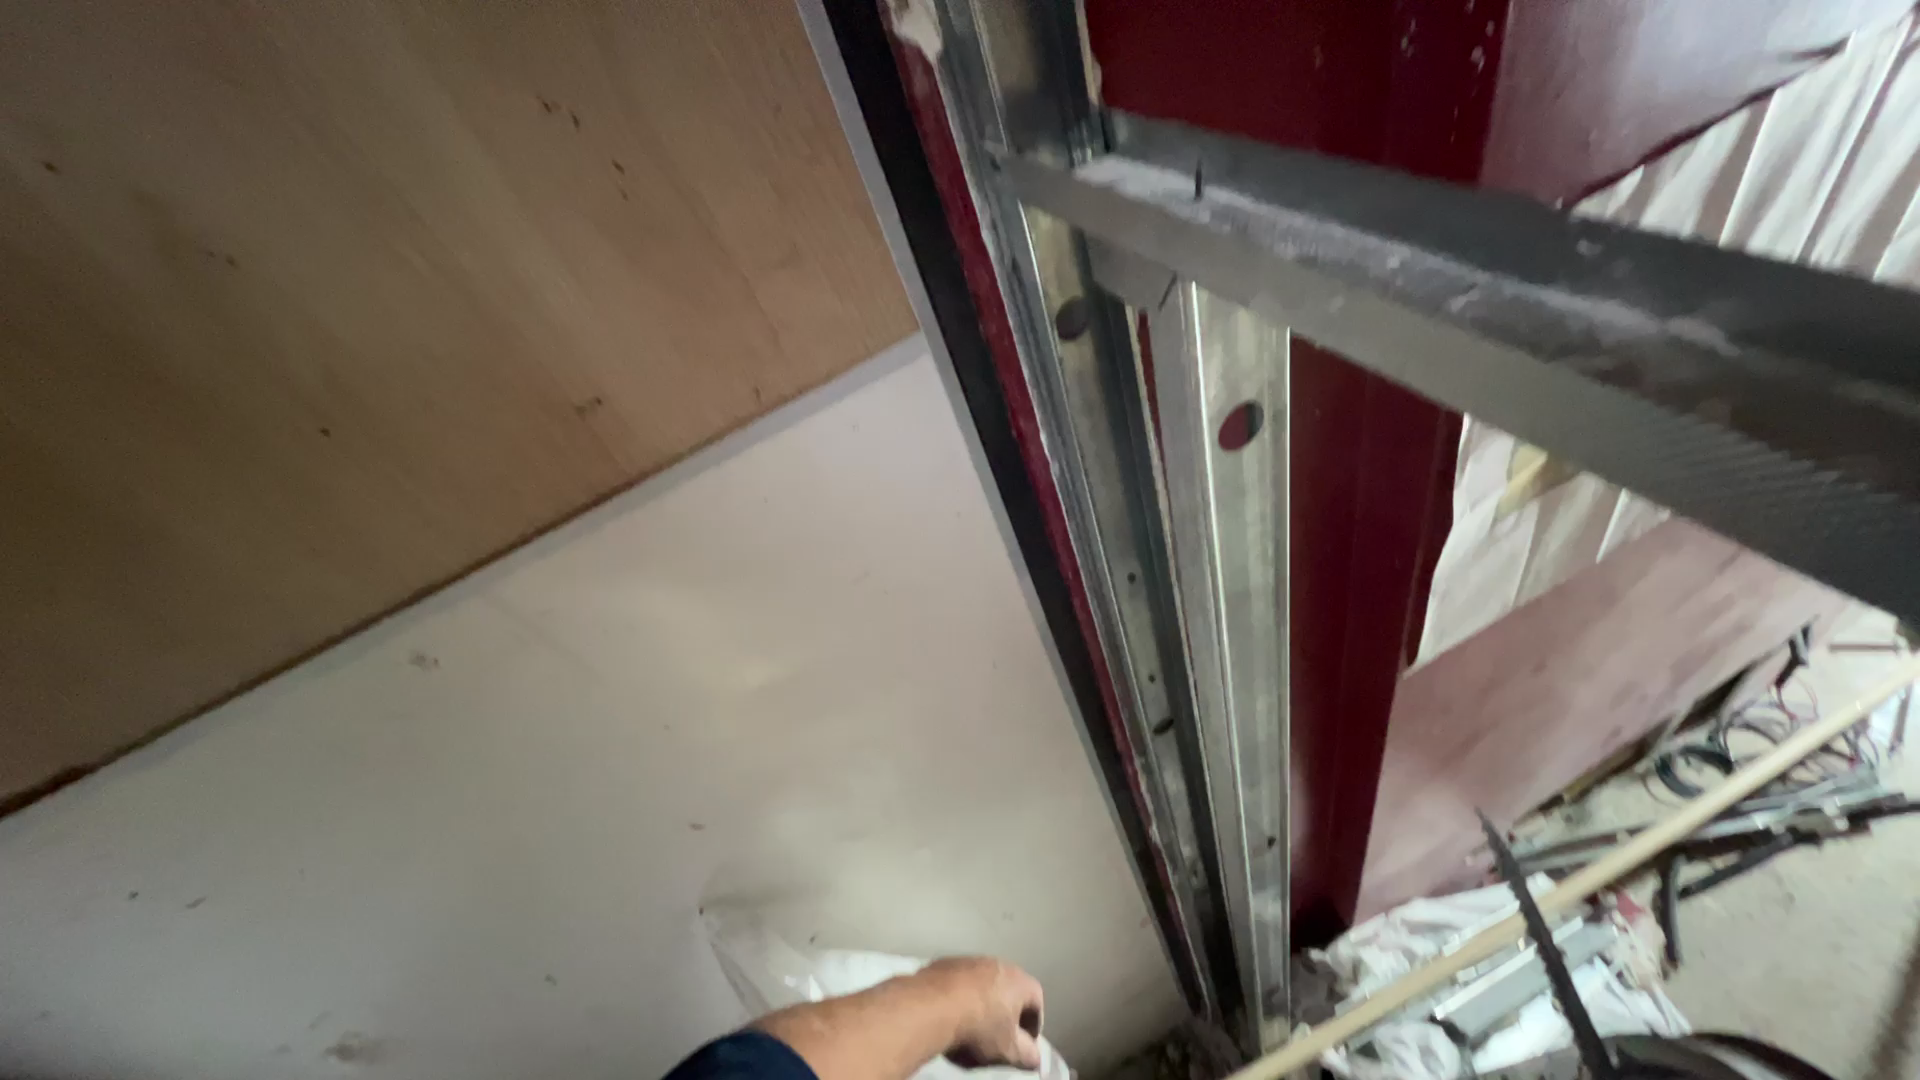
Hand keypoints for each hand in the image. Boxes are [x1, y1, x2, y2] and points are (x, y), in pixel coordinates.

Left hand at [918, 957, 1044, 1070]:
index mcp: (1018, 981)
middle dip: (1007, 1011)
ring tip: (973, 1023)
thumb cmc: (978, 1028)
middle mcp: (996, 963)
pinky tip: (951, 1013)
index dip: (1034, 1024)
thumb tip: (1033, 1055)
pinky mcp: (945, 962)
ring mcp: (969, 960)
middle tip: (1000, 1034)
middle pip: (1009, 987)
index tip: (1026, 1043)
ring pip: (983, 982)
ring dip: (982, 1001)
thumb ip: (1028, 1055)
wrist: (932, 1006)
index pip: (1037, 1000)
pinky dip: (960, 995)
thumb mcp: (1009, 1052)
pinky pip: (959, 980)